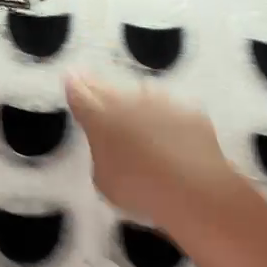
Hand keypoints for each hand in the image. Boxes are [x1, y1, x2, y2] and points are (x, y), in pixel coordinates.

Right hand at [66, 74, 246, 236]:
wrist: (193, 188)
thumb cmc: (138, 189)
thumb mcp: (103, 179)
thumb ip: (101, 153)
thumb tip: (109, 146)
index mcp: (100, 117)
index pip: (80, 93)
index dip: (74, 85)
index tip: (72, 77)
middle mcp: (129, 101)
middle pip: (109, 88)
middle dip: (99, 87)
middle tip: (94, 86)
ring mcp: (162, 101)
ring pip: (141, 95)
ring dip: (134, 101)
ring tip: (136, 119)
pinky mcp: (189, 109)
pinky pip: (170, 109)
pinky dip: (165, 117)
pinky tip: (169, 136)